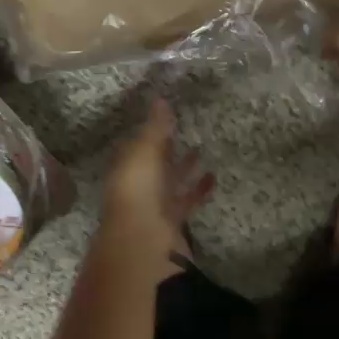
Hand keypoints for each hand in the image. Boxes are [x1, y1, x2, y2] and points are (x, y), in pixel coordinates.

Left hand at [103, 98, 214, 244]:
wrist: (142, 240)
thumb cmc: (138, 189)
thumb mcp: (145, 151)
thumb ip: (155, 126)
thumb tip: (160, 98)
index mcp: (125, 167)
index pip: (136, 145)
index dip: (149, 131)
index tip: (165, 116)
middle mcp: (137, 185)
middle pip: (154, 163)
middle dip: (167, 148)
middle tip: (184, 128)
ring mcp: (154, 205)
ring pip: (171, 182)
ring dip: (185, 167)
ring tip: (202, 149)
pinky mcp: (172, 221)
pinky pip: (187, 200)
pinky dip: (199, 189)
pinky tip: (214, 177)